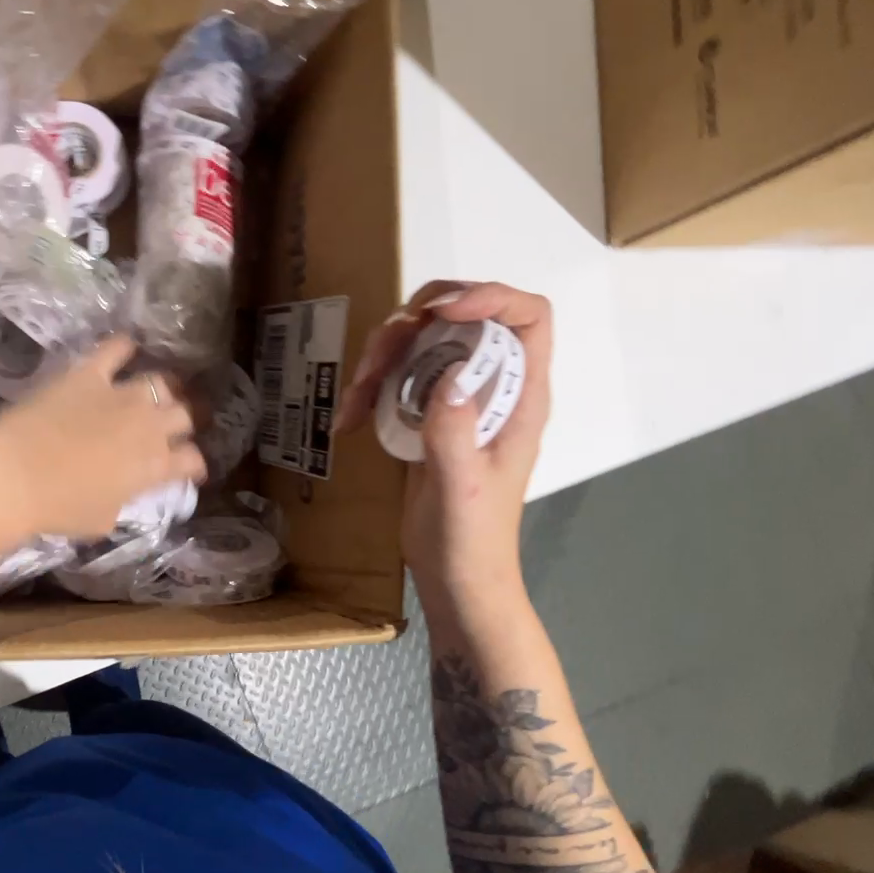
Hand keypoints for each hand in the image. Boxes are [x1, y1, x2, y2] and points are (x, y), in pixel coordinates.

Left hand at [0, 335, 205, 537]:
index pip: (191, 459)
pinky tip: (127, 347)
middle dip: (184, 422)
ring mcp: (120, 394)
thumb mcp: (102, 520)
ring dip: (165, 389)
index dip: (193, 463)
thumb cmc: (57, 509)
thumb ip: (122, 501)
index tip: (189, 466)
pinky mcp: (88, 373)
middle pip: (183, 415)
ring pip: (161, 382)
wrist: (13, 476)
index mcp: (154, 467)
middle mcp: (148, 426)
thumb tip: (122, 492)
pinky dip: (123, 347)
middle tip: (174, 427)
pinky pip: (115, 349)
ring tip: (160, 391)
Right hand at [335, 281, 553, 604]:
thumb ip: (454, 433)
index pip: (526, 318)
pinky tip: (347, 421)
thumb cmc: (471, 538)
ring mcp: (454, 399)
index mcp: (519, 397)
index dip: (489, 297)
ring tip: (355, 399)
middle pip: (462, 317)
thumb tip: (445, 375)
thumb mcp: (463, 489)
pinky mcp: (422, 416)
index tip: (438, 314)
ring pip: (420, 344)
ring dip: (381, 358)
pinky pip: (394, 378)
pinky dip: (366, 389)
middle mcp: (491, 387)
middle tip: (376, 361)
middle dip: (413, 326)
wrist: (454, 575)